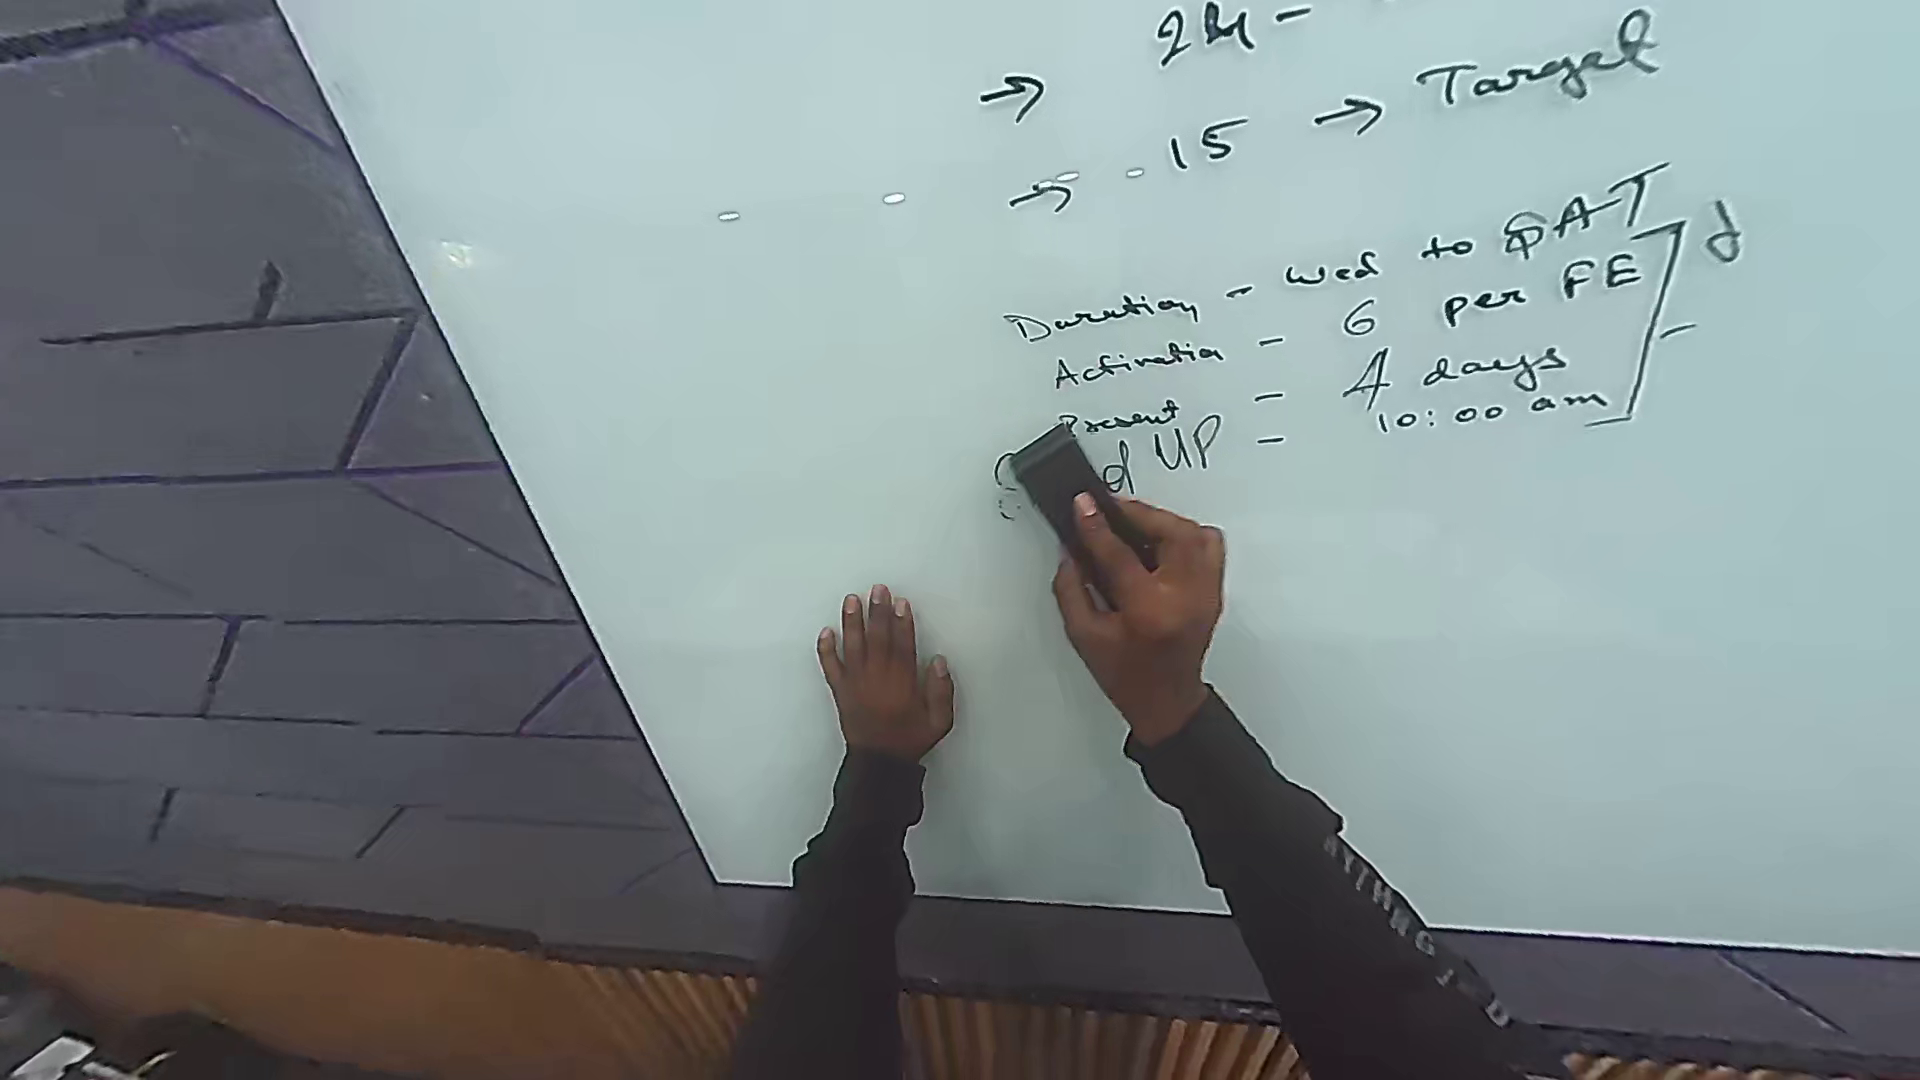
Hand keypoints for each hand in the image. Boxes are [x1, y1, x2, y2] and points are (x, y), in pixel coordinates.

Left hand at [817, 584, 955, 760]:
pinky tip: (826, 632)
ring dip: (852, 622)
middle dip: (878, 612)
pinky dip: (826, 650)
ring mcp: (856, 684)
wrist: (879, 763)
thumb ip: (942, 691)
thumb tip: (938, 661)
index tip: (901, 603)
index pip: (902, 646)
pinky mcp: (841, 691)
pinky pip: (831, 667)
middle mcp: (877, 679)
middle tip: (878, 589)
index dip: (902, 623)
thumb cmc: (909, 739)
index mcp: (901, 683)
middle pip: (877, 639)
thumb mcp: (939, 721)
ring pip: (853, 647)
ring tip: (852, 600)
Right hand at [1052, 494, 1224, 744]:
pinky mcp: (1215, 591)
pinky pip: (1210, 546)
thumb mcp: (1082, 634)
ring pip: (1196, 534)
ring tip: (1134, 519)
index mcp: (1149, 611)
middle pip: (1173, 533)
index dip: (1096, 526)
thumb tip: (1071, 549)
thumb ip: (1071, 588)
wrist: (1166, 701)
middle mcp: (1186, 597)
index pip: (1120, 554)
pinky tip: (1162, 538)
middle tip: (1112, 506)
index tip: (1082, 504)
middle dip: (1139, 512)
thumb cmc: (1123, 674)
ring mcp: (1207, 593)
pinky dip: (1187, 534)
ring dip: (1163, 519)